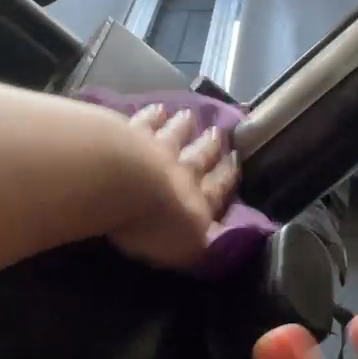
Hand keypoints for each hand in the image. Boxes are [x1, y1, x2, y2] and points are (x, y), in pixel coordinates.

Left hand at [107, 103, 239, 268]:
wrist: (121, 183)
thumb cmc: (152, 225)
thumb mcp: (184, 250)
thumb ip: (199, 245)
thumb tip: (215, 244)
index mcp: (197, 202)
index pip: (217, 189)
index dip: (227, 177)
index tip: (236, 160)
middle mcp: (180, 170)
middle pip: (198, 156)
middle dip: (210, 146)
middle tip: (218, 132)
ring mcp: (153, 148)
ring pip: (173, 134)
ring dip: (183, 126)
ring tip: (189, 115)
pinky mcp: (125, 134)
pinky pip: (142, 123)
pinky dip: (151, 115)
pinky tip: (156, 108)